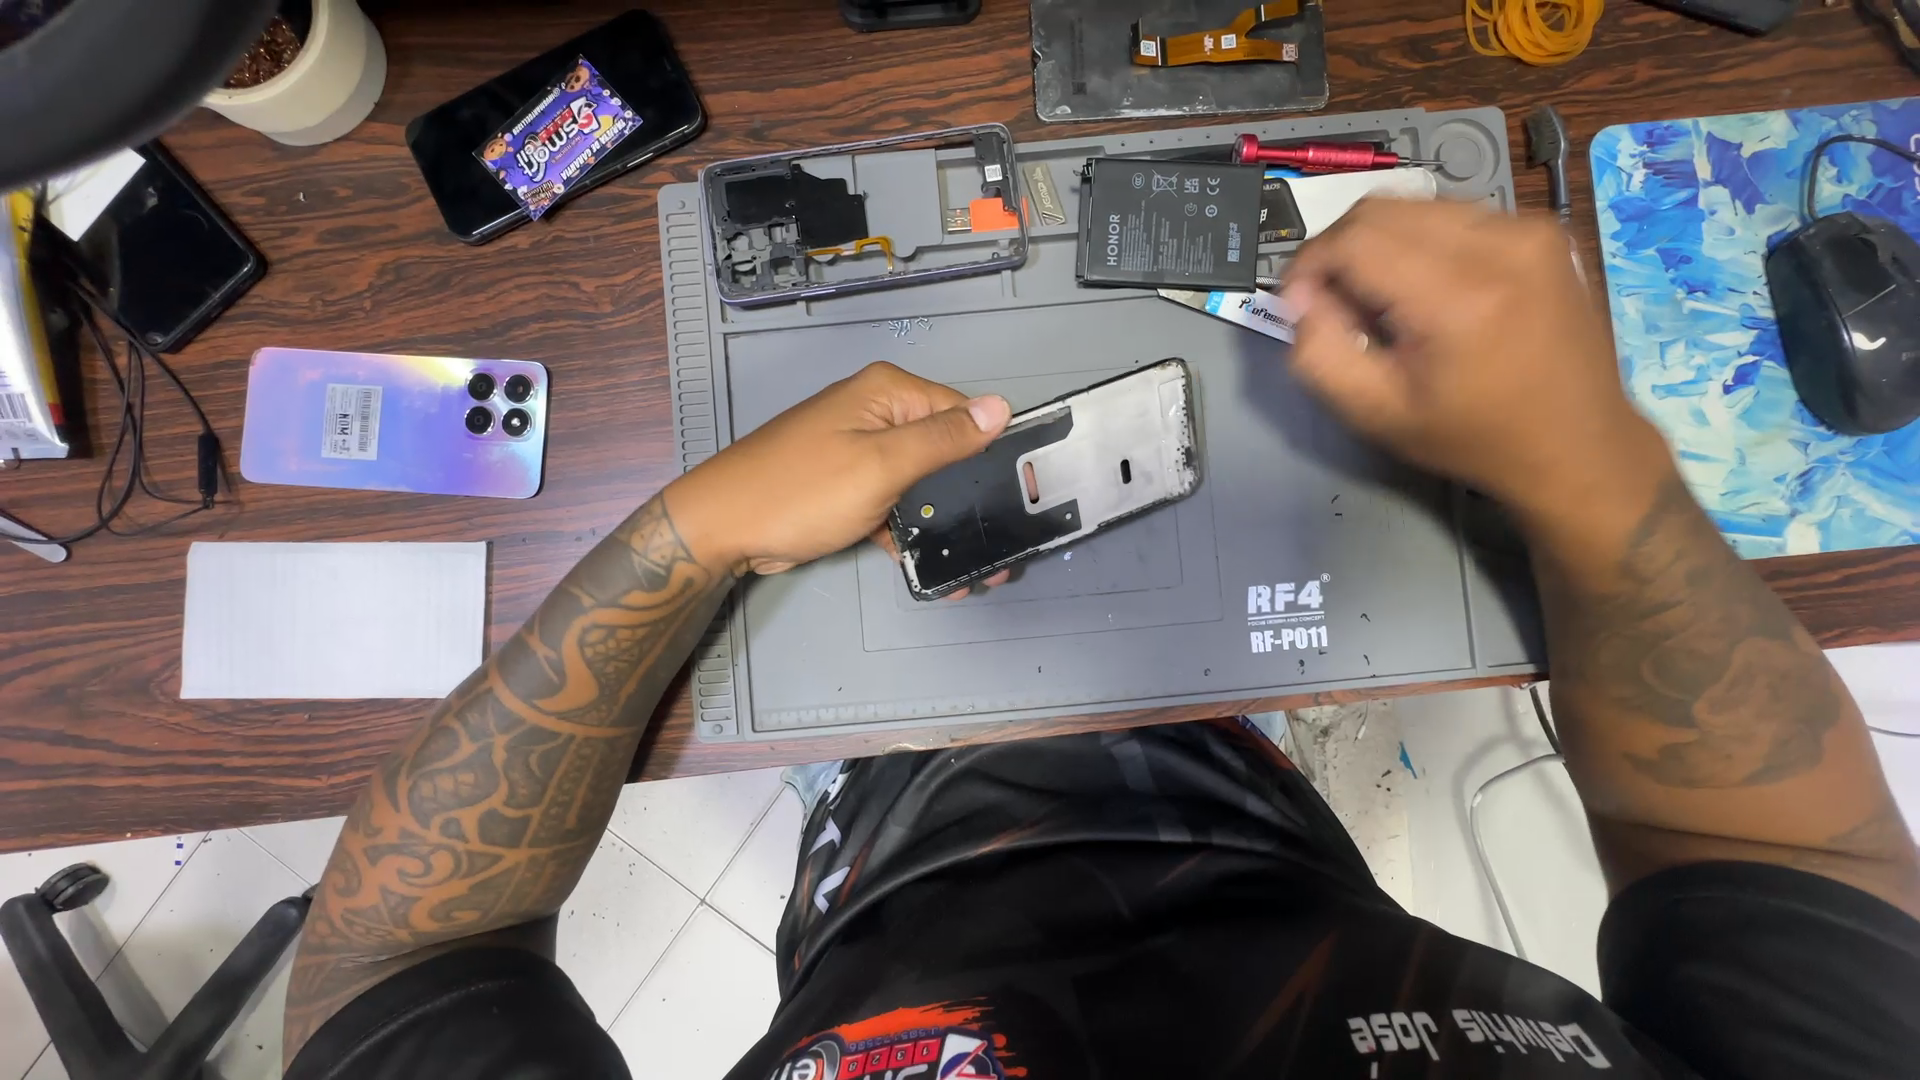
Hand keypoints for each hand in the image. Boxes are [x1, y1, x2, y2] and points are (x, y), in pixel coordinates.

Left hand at [663, 361, 1011, 579]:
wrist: (725, 528)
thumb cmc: (802, 490)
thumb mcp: (882, 464)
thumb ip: (944, 438)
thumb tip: (999, 406)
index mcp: (888, 393)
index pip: (961, 412)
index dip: (989, 452)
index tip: (1015, 497)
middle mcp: (876, 412)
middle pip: (942, 448)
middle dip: (967, 492)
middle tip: (996, 538)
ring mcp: (859, 449)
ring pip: (918, 481)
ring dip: (939, 518)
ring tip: (972, 562)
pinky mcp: (848, 484)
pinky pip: (892, 502)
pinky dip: (907, 529)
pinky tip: (929, 564)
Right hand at [1280, 198, 1671, 523]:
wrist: (1576, 442)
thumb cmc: (1471, 437)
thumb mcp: (1374, 413)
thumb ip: (1319, 353)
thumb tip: (1301, 297)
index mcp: (1459, 295)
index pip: (1355, 238)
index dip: (1308, 264)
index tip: (1297, 304)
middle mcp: (1500, 243)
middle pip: (1380, 210)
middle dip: (1335, 251)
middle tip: (1330, 304)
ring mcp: (1528, 229)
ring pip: (1412, 205)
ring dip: (1374, 245)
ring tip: (1377, 301)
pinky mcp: (1540, 230)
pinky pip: (1449, 214)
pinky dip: (1413, 243)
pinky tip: (1418, 291)